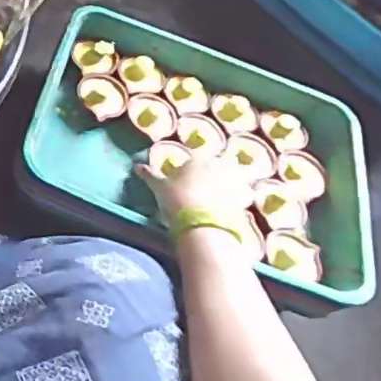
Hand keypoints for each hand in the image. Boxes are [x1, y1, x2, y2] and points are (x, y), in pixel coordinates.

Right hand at [135, 155, 253, 223]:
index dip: (185, 174)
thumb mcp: (158, 187)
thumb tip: (136, 165)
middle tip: (199, 194)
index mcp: (195, 159)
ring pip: (231, 179)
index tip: (180, 187)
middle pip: (213, 168)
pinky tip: (232, 209)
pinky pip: (243, 195)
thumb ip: (149, 175)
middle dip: (209, 178)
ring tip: (217, 201)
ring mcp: (233, 179)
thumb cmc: (175, 199)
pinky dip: (239, 200)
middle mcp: (217, 164)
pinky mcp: (244, 196)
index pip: (190, 163)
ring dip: (227, 186)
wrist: (201, 221)